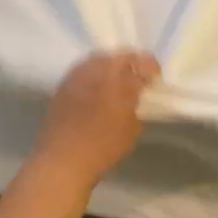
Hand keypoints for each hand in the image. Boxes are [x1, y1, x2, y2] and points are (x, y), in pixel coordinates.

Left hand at [31, 50, 160, 187]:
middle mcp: (97, 71)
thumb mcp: (132, 130)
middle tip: (137, 76)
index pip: (140, 63)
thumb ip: (135, 107)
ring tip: (117, 80)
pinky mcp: (62, 85)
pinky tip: (97, 87)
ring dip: (111, 66)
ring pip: (98, 59)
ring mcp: (77, 76)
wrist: (62, 161)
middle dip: (131, 63)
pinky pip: (83, 70)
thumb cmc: (103, 148)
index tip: (155, 77)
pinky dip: (93, 74)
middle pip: (118, 56)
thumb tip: (134, 99)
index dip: (151, 67)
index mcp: (119, 80)